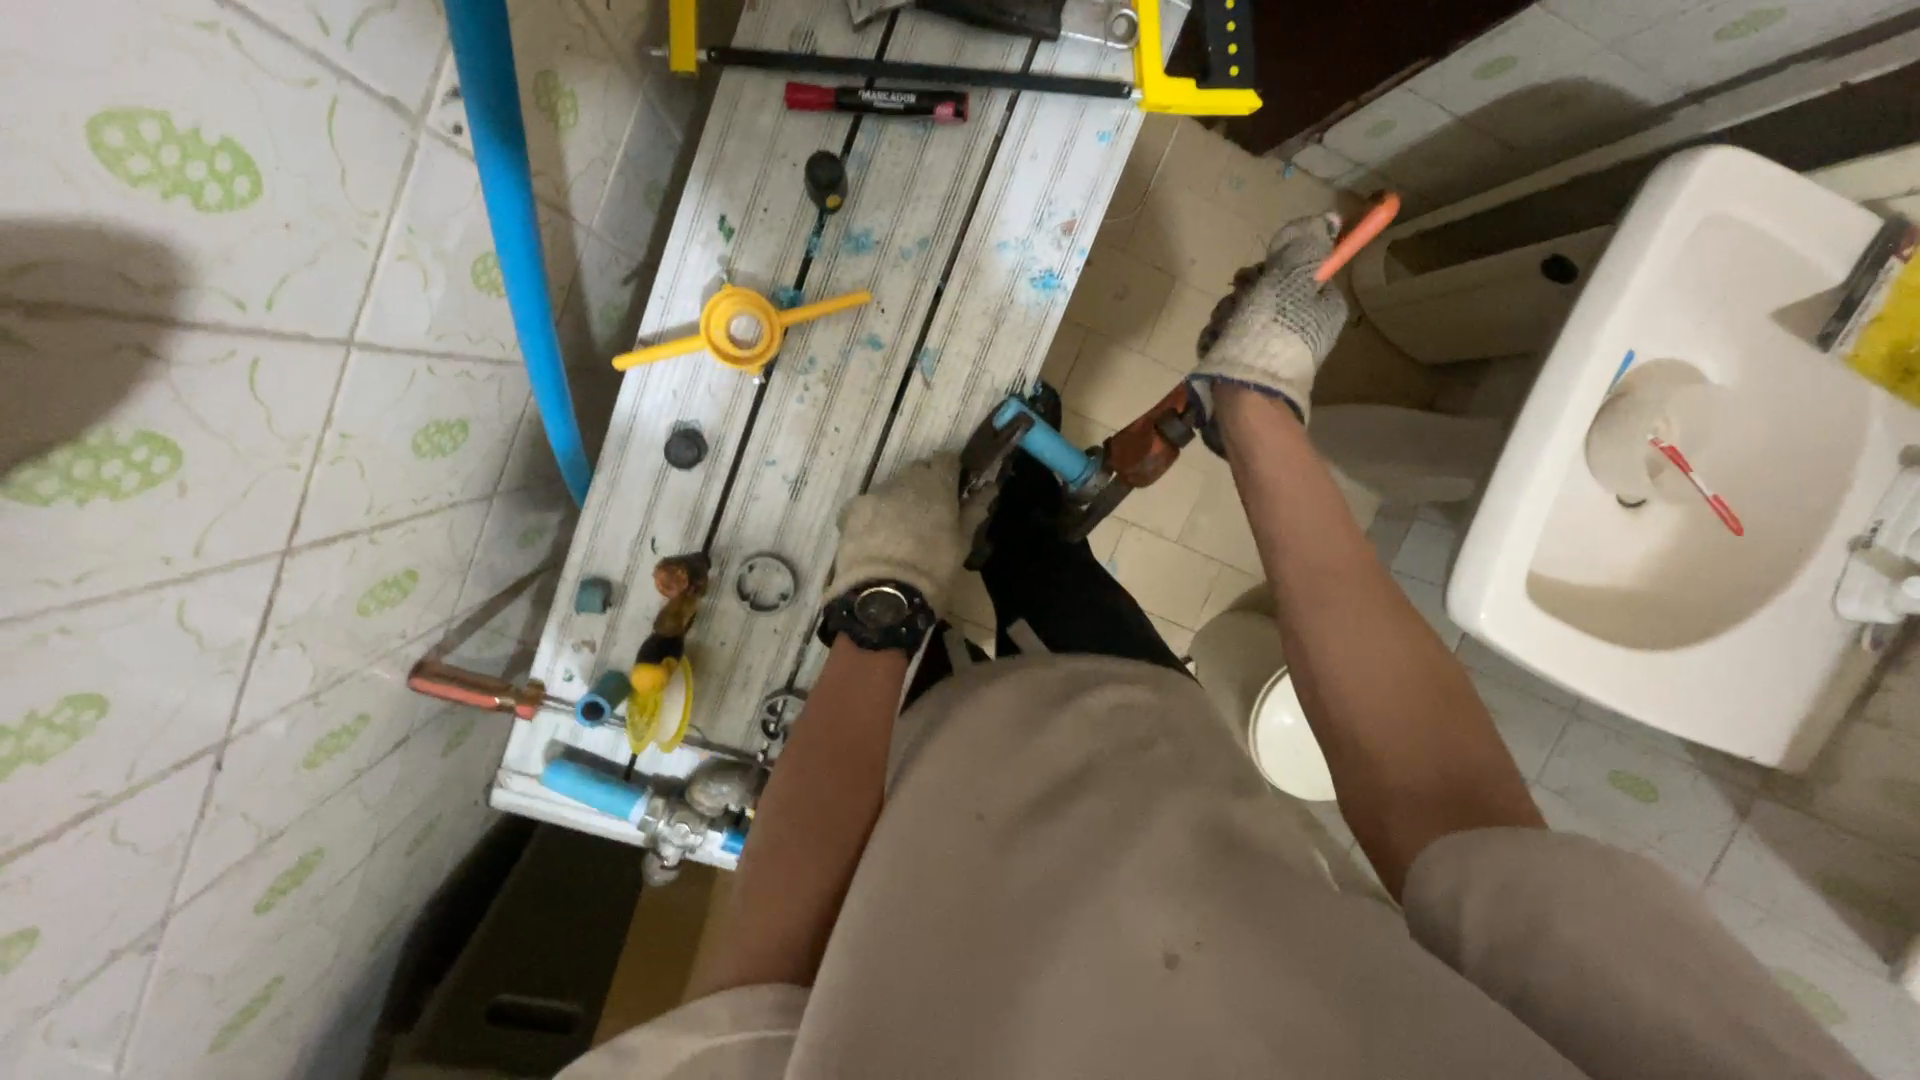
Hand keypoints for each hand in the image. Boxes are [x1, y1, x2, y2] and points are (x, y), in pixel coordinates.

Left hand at [825, 452, 973, 616]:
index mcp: (938, 484)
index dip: (950, 471)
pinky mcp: (851, 508)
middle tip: (928, 515)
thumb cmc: (934, 569)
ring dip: (898, 501)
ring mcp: (876, 492)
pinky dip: (872, 515)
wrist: (886, 592)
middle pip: (916, 471)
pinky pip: (866, 504)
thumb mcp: (962, 543)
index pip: (946, 459)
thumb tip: (989, 489)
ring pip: (890, 488)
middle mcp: (906, 480)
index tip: (953, 489)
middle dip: (923, 486)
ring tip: (899, 532)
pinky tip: (874, 539)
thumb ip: (973, 511)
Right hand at [1190, 213, 1349, 425]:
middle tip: (1238, 301)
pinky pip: (1226, 337)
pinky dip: (1217, 337)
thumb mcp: (1292, 278)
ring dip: (1226, 315)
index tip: (1259, 273)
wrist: (1245, 391)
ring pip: (1240, 312)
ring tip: (1224, 328)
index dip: (1272, 268)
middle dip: (1243, 293)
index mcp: (1321, 306)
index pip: (1296, 271)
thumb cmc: (1271, 333)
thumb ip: (1305, 247)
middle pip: (1264, 291)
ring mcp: (1271, 347)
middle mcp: (1300, 326)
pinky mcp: (1245, 363)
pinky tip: (1217, 343)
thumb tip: (1329, 219)